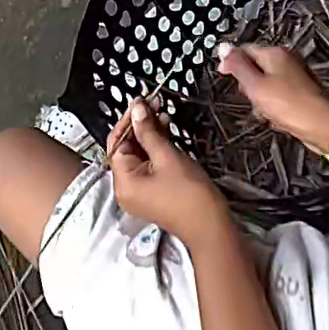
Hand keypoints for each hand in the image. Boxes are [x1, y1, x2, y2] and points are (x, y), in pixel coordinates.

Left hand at [107, 99, 231, 244]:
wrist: (211, 228)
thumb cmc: (189, 194)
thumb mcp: (167, 157)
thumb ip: (148, 132)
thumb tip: (136, 109)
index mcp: (123, 182)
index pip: (117, 143)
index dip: (127, 120)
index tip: (139, 102)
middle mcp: (126, 188)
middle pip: (127, 148)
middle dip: (140, 125)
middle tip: (153, 104)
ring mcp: (139, 191)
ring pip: (139, 155)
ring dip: (149, 134)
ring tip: (162, 112)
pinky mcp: (152, 192)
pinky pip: (149, 165)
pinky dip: (156, 148)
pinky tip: (166, 131)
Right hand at [214, 43, 328, 147]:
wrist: (322, 126)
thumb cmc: (293, 105)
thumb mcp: (254, 84)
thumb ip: (237, 66)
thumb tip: (224, 49)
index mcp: (275, 53)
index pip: (244, 50)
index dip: (232, 64)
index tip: (226, 75)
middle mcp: (287, 61)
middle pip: (254, 69)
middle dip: (249, 86)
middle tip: (253, 96)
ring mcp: (295, 77)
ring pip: (265, 86)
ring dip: (261, 100)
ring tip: (267, 109)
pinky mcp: (300, 94)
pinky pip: (277, 98)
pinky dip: (274, 108)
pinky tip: (278, 117)